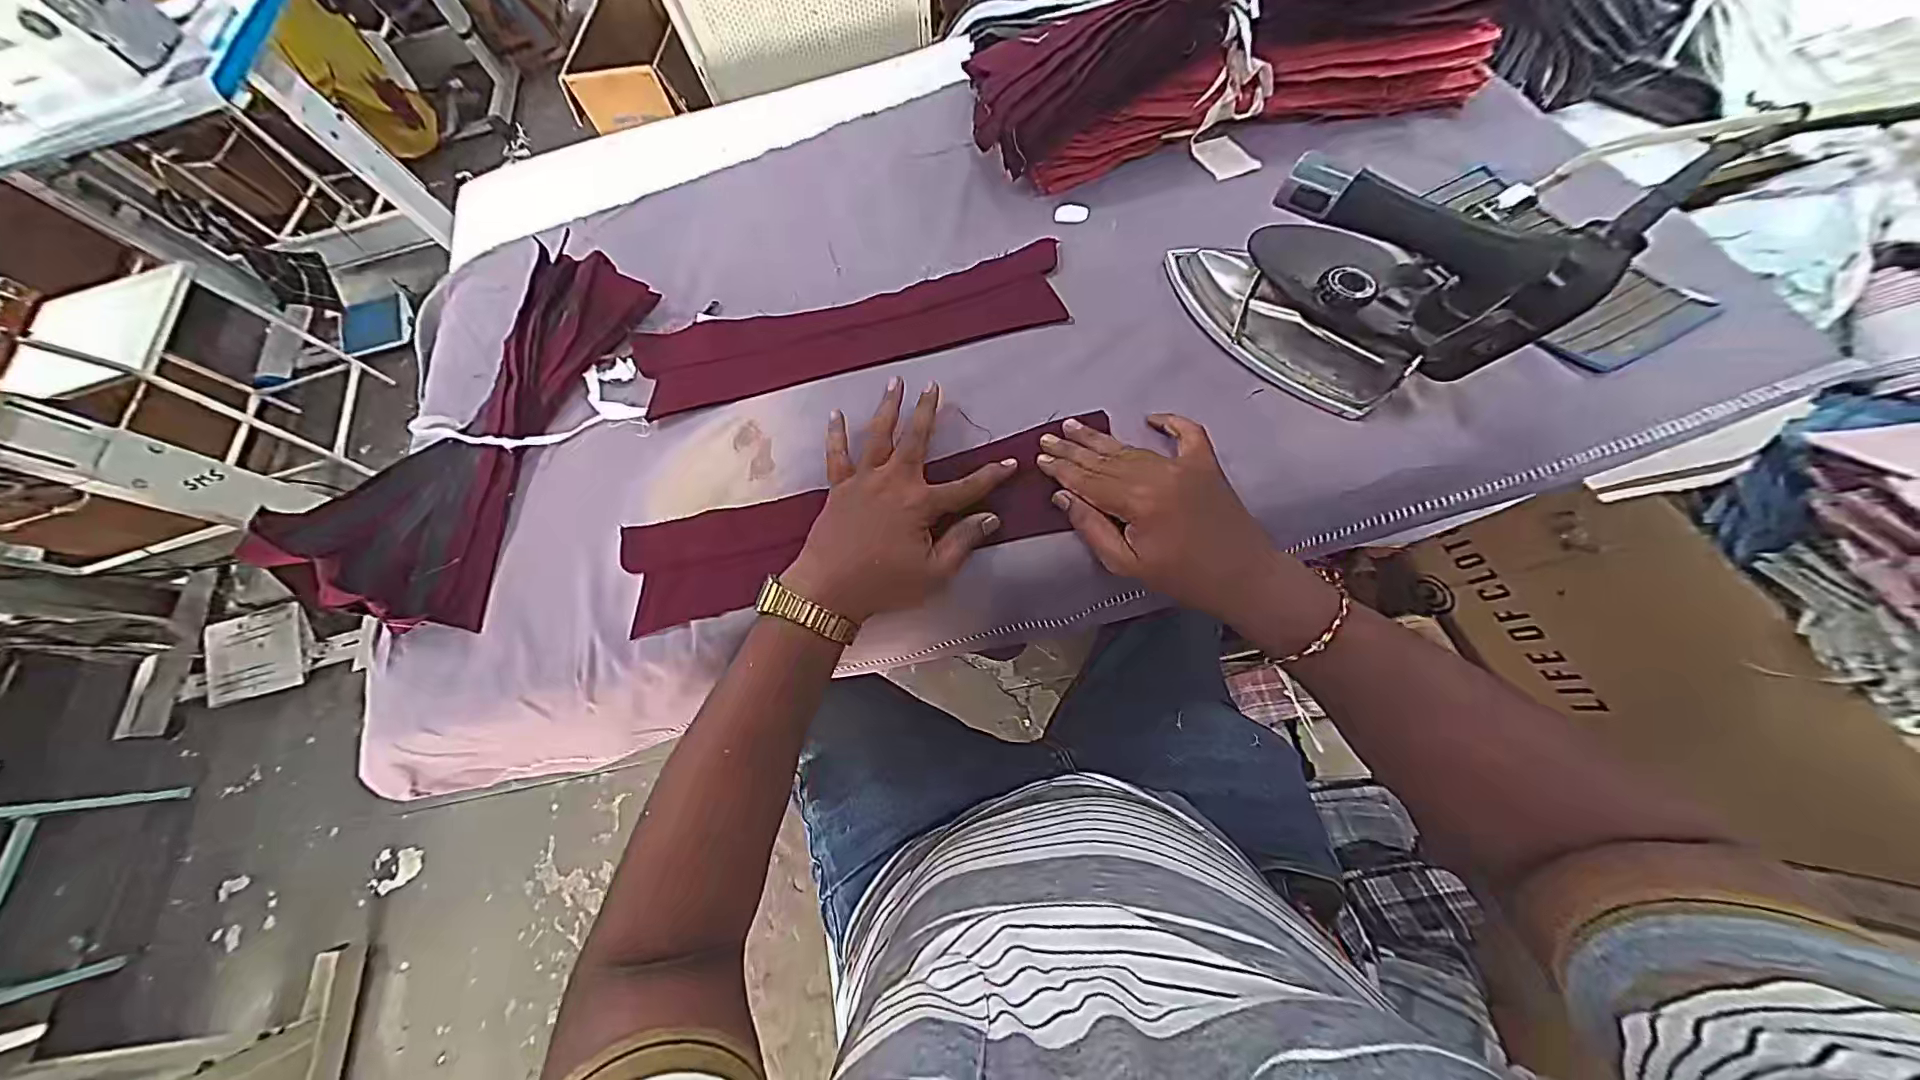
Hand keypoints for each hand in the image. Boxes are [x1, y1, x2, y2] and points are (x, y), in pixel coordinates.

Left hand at [782, 378, 1016, 622]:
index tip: (1011, 463)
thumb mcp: (934, 572)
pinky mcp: (838, 489)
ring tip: (895, 382)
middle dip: (927, 412)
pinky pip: (837, 456)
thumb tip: (990, 519)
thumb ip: (962, 542)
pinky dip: (836, 434)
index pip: (966, 487)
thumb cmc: (884, 585)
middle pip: (915, 440)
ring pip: (878, 436)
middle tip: (933, 387)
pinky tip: (836, 415)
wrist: (828, 589)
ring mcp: (863, 482)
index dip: (991, 476)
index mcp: (920, 504)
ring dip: (888, 408)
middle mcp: (893, 483)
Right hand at [1036, 414, 1335, 632]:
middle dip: (1074, 449)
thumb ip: (1092, 528)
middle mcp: (1159, 475)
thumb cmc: (1182, 578)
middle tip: (1048, 436)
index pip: (1088, 479)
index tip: (1040, 456)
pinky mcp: (1206, 465)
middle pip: (1106, 459)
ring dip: (1102, 438)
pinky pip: (1186, 434)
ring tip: (1076, 426)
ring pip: (1133, 449)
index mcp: (1138, 501)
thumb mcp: (1127, 564)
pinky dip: (1169, 423)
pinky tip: (1150, 418)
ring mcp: (1185, 466)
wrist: (1244, 577)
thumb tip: (1063, 497)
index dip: (1061, 468)